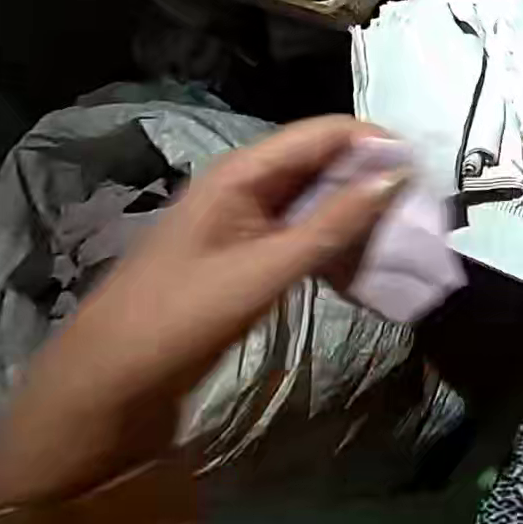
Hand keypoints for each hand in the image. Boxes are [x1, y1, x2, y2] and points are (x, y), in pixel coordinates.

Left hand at [0, 116, 407, 508]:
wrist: (101, 391)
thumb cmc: (178, 319)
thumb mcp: (266, 268)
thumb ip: (336, 220)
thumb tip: (398, 174)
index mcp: (244, 171)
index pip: (327, 132)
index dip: (377, 141)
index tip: (421, 166)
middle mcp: (252, 180)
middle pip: (329, 157)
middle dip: (375, 173)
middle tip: (419, 198)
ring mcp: (253, 212)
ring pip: (325, 190)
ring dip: (363, 204)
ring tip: (404, 224)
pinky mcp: (256, 243)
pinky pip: (313, 222)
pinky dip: (343, 231)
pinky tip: (368, 250)